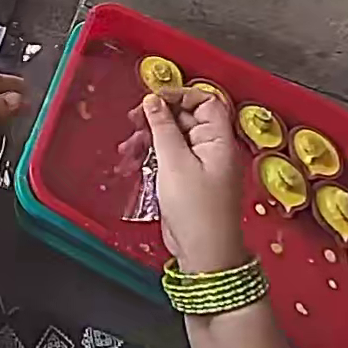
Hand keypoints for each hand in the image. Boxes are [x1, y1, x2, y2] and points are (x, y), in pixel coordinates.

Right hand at [140, 88, 247, 272]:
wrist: (203, 252)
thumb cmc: (196, 209)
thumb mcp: (173, 161)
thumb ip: (162, 126)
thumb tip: (153, 100)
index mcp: (218, 140)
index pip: (205, 101)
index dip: (179, 95)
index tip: (154, 98)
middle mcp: (212, 148)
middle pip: (186, 117)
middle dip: (158, 116)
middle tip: (135, 119)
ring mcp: (200, 164)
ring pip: (173, 136)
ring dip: (149, 136)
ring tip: (129, 145)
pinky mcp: (187, 178)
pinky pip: (169, 155)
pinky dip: (151, 153)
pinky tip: (134, 159)